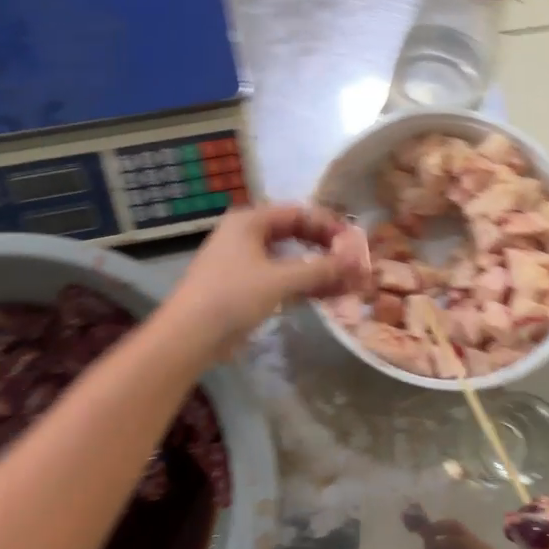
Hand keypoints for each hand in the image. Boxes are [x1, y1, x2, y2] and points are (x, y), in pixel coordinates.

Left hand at [168, 203, 366, 348]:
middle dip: (327, 250)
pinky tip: (329, 297)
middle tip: (354, 263)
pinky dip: (305, 286)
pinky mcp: (247, 289)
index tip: (355, 242)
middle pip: (296, 235)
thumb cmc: (232, 296)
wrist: (189, 336)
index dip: (329, 225)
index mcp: (250, 221)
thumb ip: (321, 269)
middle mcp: (247, 236)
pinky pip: (282, 280)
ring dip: (319, 271)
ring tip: (350, 284)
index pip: (299, 212)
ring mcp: (246, 264)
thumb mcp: (280, 280)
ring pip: (291, 261)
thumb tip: (358, 263)